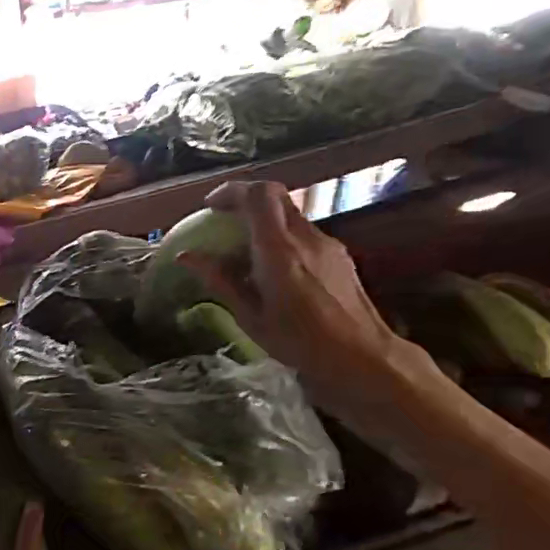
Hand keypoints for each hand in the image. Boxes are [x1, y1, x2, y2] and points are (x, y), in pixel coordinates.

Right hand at [180, 180, 409, 396]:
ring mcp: (327, 244)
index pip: (258, 195)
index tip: (211, 206)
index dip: (232, 191)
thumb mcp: (250, 316)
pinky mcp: (339, 255)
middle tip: (223, 222)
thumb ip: (221, 280)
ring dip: (264, 223)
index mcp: (279, 250)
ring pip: (290, 216)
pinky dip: (282, 240)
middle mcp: (305, 238)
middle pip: (275, 197)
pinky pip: (303, 235)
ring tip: (245, 255)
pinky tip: (274, 272)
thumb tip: (187, 257)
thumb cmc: (300, 342)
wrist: (362, 357)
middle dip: (246, 201)